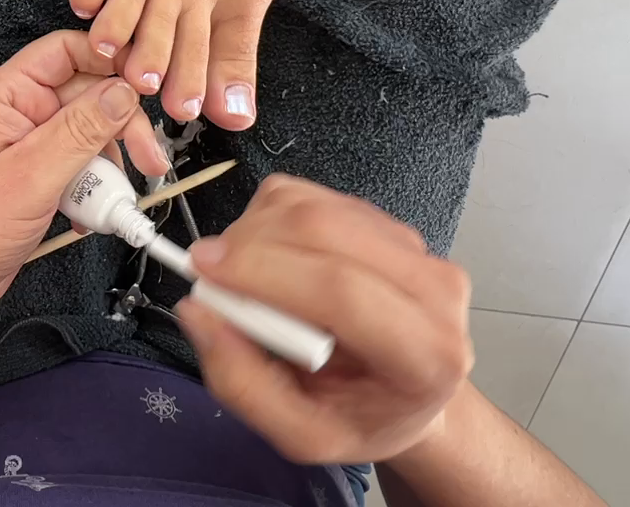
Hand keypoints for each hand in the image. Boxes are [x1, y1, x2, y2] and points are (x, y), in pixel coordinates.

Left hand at [0, 31, 167, 321]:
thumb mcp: (31, 175)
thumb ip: (80, 130)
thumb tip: (123, 92)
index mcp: (7, 94)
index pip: (65, 51)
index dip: (109, 59)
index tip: (146, 84)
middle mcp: (19, 111)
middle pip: (87, 94)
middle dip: (122, 125)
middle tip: (149, 159)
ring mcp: (29, 143)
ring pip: (89, 133)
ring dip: (109, 165)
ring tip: (115, 199)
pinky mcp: (38, 173)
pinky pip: (80, 165)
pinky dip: (93, 188)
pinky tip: (91, 214)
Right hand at [176, 175, 472, 462]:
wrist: (402, 390)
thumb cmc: (354, 413)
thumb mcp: (300, 435)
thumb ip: (243, 383)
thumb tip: (195, 311)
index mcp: (427, 353)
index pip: (340, 290)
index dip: (262, 271)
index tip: (201, 268)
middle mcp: (433, 286)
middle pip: (320, 230)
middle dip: (247, 242)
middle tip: (208, 272)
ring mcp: (406, 241)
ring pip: (305, 205)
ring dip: (252, 230)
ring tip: (244, 276)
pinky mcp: (375, 213)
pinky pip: (301, 194)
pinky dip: (264, 217)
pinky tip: (270, 256)